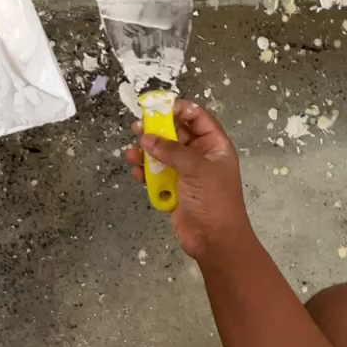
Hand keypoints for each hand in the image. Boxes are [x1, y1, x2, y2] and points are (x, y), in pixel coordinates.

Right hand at [122, 99, 254, 259]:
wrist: (215, 240)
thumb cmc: (213, 200)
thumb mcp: (196, 169)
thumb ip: (171, 151)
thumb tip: (146, 138)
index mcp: (215, 146)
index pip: (198, 118)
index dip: (180, 109)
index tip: (158, 106)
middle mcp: (200, 156)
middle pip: (176, 134)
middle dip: (157, 130)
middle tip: (137, 127)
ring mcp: (186, 173)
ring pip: (163, 154)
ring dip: (147, 152)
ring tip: (131, 153)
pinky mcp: (173, 189)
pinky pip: (156, 174)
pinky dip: (145, 173)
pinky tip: (136, 173)